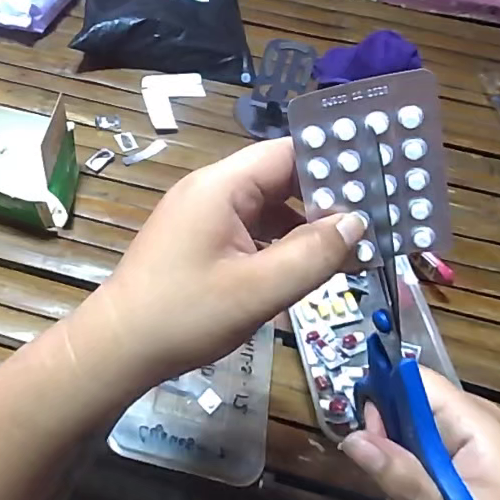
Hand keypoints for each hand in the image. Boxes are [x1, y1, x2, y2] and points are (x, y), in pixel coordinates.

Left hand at [70, 138, 364, 391]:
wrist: (119, 346)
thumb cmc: (185, 314)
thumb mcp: (258, 289)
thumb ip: (313, 254)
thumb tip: (357, 222)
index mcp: (221, 187)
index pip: (287, 154)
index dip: (334, 162)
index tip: (378, 177)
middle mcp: (212, 190)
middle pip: (279, 179)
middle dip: (326, 198)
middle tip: (380, 216)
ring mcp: (203, 215)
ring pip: (268, 207)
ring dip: (307, 226)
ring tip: (356, 246)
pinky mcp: (201, 239)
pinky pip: (251, 229)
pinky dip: (281, 243)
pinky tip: (310, 266)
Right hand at [339, 367, 499, 499]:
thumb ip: (403, 479)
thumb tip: (350, 438)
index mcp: (477, 423)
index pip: (415, 378)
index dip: (383, 395)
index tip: (366, 436)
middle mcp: (478, 421)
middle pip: (412, 402)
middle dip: (389, 436)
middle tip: (386, 482)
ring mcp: (480, 443)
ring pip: (418, 429)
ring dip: (401, 460)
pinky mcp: (478, 464)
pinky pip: (432, 449)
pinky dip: (417, 472)